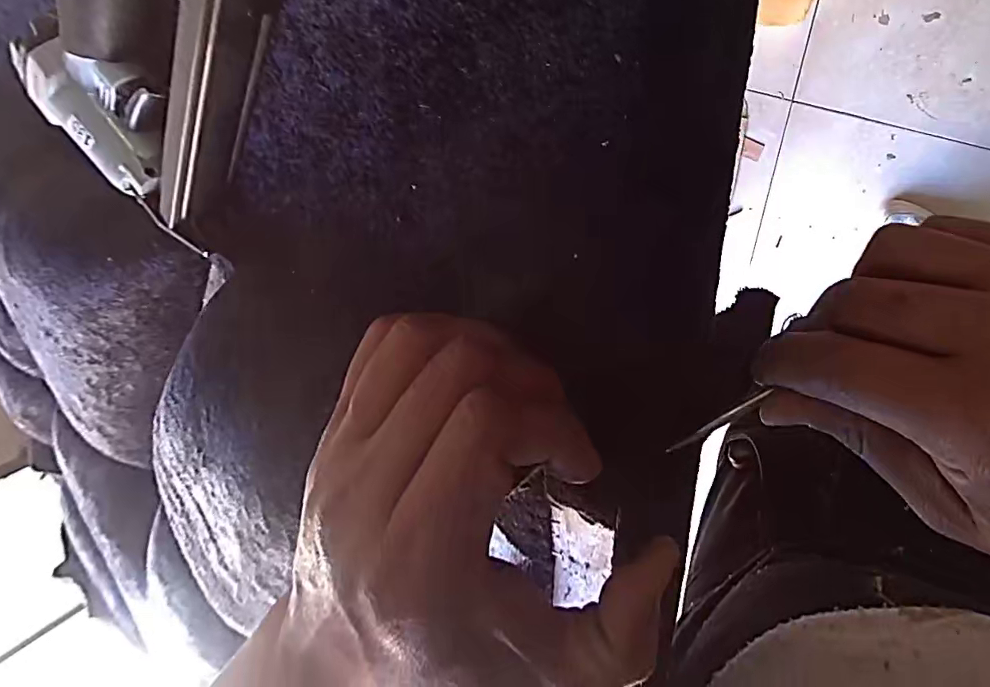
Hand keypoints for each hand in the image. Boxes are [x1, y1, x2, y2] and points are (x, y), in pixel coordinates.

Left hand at [272, 314, 678, 686]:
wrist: (338, 667)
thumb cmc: (454, 663)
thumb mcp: (555, 671)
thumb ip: (623, 633)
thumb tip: (661, 553)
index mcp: (416, 557)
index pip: (484, 423)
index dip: (551, 424)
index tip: (580, 464)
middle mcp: (363, 499)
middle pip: (459, 371)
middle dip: (530, 382)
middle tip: (554, 423)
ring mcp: (336, 460)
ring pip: (420, 344)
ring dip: (488, 349)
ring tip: (518, 392)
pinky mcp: (328, 435)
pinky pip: (384, 343)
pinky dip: (440, 336)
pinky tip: (473, 375)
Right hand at [753, 217, 989, 597]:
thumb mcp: (959, 511)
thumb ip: (863, 439)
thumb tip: (783, 398)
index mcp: (986, 419)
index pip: (842, 366)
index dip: (786, 364)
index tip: (768, 369)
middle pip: (860, 298)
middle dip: (819, 327)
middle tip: (820, 353)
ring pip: (895, 248)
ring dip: (862, 285)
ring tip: (875, 324)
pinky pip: (950, 231)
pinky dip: (915, 260)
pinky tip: (925, 296)